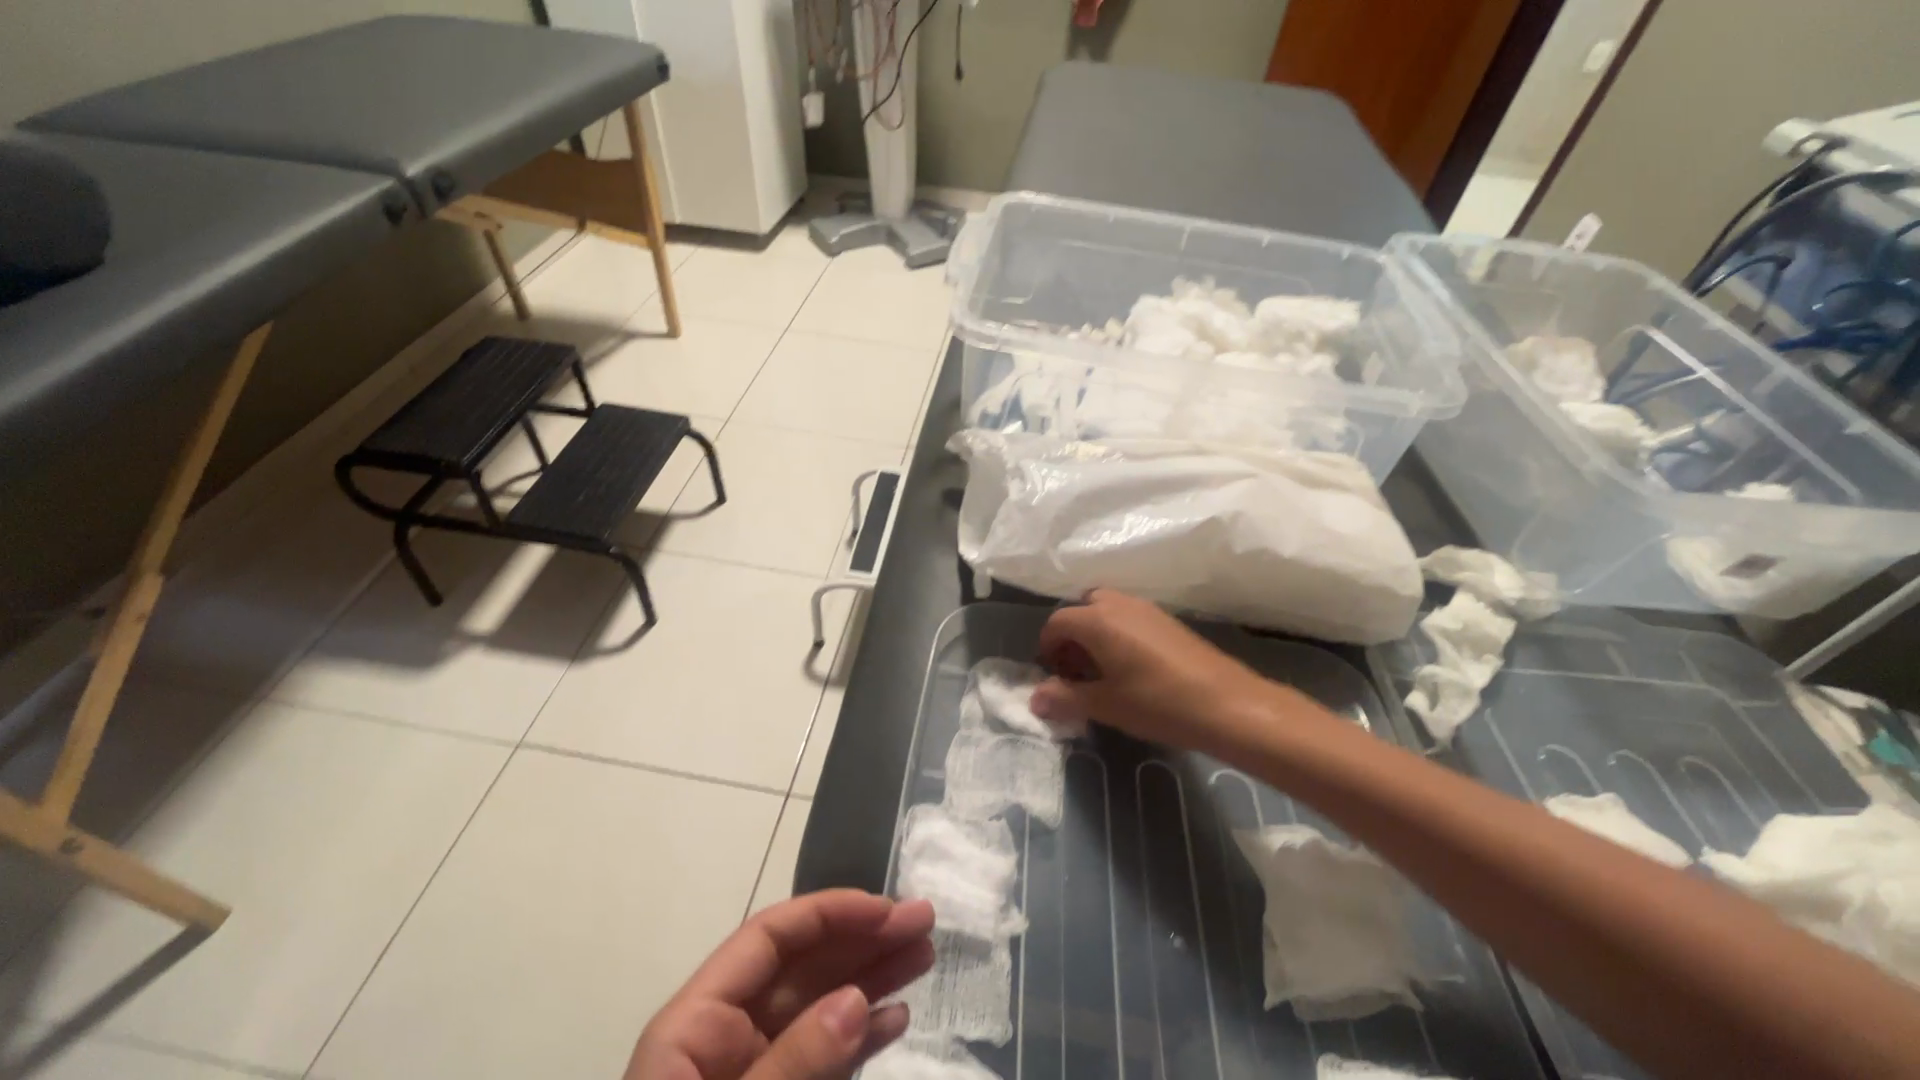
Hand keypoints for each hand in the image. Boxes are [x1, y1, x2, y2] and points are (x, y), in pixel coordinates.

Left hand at [625, 890, 934, 1079]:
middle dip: (863, 939)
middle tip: (925, 921)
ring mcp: (755, 1074)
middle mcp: (726, 1038)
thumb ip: (793, 1065)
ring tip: (925, 956)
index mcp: (697, 1025)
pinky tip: (898, 1019)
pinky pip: (826, 1059)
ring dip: (873, 979)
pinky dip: (863, 1037)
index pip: (767, 941)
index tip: (887, 910)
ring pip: (821, 1008)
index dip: (828, 914)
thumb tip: (856, 998)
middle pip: (802, 969)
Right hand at [1031, 589, 1301, 753]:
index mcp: (1098, 620)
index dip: (1048, 649)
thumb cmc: (1157, 703)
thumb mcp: (1105, 705)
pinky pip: (1130, 618)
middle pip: (1083, 608)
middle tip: (1076, 671)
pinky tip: (1132, 670)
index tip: (1054, 678)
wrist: (1227, 704)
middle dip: (1072, 636)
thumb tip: (1035, 697)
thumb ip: (1066, 698)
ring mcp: (1148, 609)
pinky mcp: (1169, 621)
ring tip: (1103, 673)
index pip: (1057, 622)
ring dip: (1096, 635)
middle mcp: (1120, 604)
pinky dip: (1119, 635)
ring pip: (1108, 611)